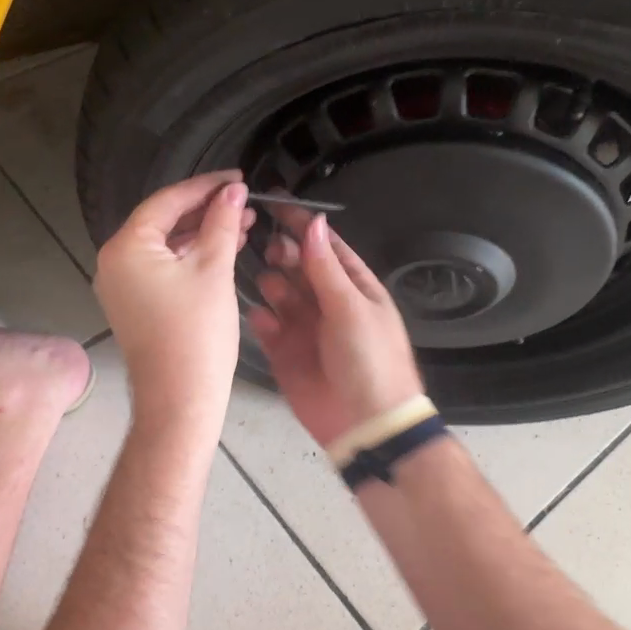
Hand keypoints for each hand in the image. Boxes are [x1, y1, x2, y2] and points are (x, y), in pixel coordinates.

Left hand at [95, 171, 254, 418]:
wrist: (180, 399)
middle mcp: (114, 262)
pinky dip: (192, 257)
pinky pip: (163, 268)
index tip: (238, 176)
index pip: (166, 201)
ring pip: (166, 246)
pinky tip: (225, 248)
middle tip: (245, 200)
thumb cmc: (197, 332)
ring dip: (203, 233)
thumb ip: (223, 223)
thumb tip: (234, 191)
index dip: (206, 186)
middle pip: (164, 221)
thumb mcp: (214, 270)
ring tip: (245, 222)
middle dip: (207, 210)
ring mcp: (122, 285)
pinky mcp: (135, 304)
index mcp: (125, 247)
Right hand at [247, 211, 424, 450]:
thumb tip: (315, 223)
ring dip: (272, 284)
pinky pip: (266, 327)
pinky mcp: (285, 354)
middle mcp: (328, 303)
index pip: (325, 246)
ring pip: (279, 294)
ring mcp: (305, 328)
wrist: (367, 425)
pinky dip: (261, 319)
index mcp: (354, 287)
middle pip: (298, 266)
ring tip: (269, 284)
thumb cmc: (370, 361)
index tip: (274, 204)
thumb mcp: (351, 308)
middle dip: (283, 254)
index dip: (302, 225)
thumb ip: (325, 267)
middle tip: (271, 251)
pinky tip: (261, 317)